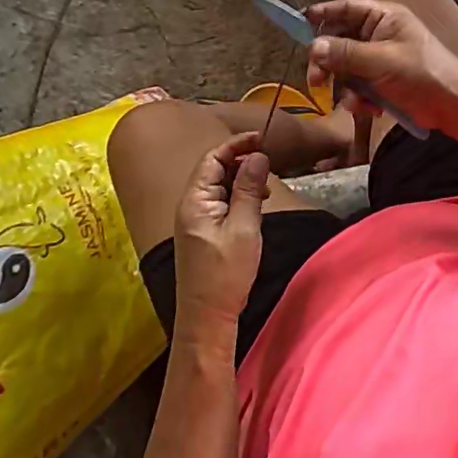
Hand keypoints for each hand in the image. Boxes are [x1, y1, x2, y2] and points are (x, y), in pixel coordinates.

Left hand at [172, 132, 269, 333]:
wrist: (206, 318)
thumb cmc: (225, 274)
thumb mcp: (244, 228)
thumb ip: (249, 189)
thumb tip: (258, 156)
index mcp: (194, 200)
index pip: (213, 157)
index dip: (237, 143)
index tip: (262, 138)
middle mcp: (189, 204)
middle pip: (213, 167)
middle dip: (240, 159)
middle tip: (268, 161)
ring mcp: (194, 218)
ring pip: (217, 184)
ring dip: (240, 178)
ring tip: (265, 186)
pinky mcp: (201, 231)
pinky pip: (219, 200)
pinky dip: (237, 194)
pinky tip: (255, 203)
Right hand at [305, 0, 457, 129]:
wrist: (453, 106)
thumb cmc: (422, 73)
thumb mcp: (380, 60)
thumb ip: (345, 54)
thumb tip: (314, 48)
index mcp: (383, 17)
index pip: (345, 8)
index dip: (322, 14)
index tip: (299, 24)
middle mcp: (379, 33)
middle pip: (340, 40)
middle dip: (328, 61)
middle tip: (316, 80)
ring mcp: (380, 58)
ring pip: (346, 67)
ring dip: (344, 85)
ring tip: (351, 101)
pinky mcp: (382, 81)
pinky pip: (358, 85)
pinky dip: (359, 98)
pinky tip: (368, 109)